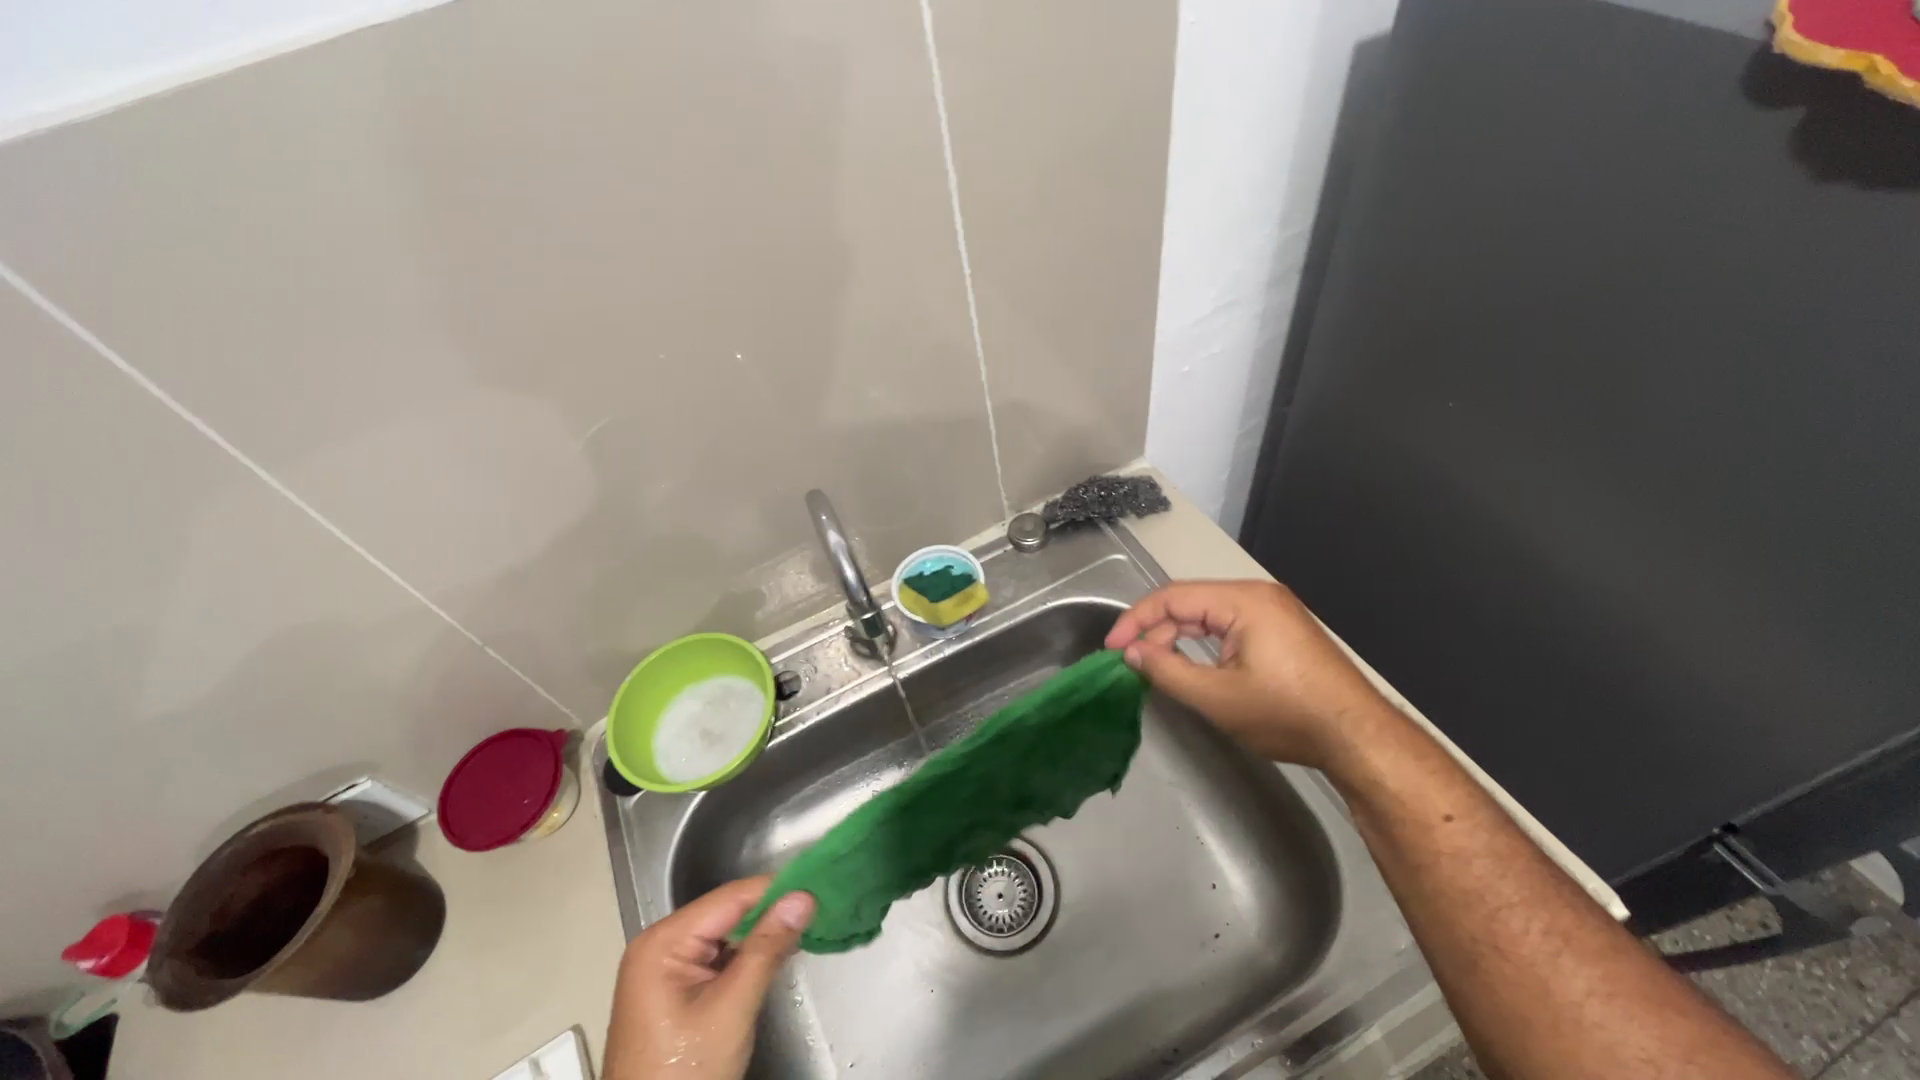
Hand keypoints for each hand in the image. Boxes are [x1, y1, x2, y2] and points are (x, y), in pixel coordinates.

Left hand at [603, 876, 815, 1079]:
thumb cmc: (685, 1074)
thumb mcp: (731, 1009)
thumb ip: (767, 949)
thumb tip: (802, 898)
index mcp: (663, 941)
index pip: (730, 898)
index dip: (776, 889)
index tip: (821, 888)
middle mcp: (659, 944)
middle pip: (726, 913)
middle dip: (771, 911)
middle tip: (820, 910)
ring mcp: (664, 968)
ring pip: (725, 934)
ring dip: (762, 934)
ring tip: (808, 928)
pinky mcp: (674, 989)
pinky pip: (717, 957)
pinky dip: (747, 956)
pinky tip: (778, 955)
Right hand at [1104, 580, 1399, 770]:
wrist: (1357, 736)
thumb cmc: (1286, 714)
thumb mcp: (1217, 697)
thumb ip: (1166, 670)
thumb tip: (1132, 653)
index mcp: (1243, 601)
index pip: (1173, 597)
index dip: (1136, 620)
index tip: (1113, 648)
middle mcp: (1259, 596)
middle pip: (1191, 603)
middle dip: (1157, 631)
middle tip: (1132, 664)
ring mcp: (1274, 612)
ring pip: (1209, 616)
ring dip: (1179, 639)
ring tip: (1155, 668)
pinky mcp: (1282, 632)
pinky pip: (1230, 627)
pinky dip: (1204, 645)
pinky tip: (1191, 668)